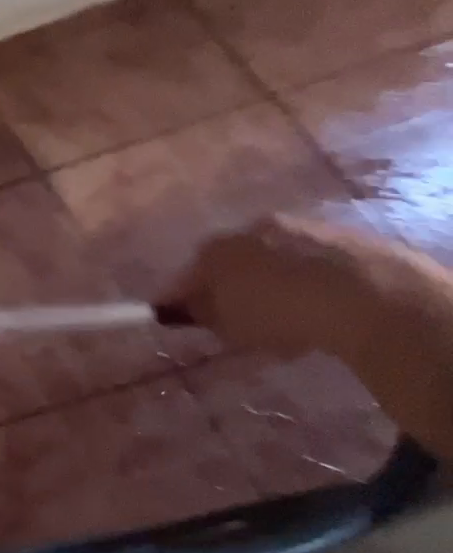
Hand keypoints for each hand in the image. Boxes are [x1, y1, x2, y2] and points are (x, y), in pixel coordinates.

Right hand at [165, 215, 452, 455]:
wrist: (373, 297)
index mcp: (214, 249)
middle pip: (230, 262)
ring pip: (272, 258)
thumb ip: (198, 314)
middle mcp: (251, 229)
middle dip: (228, 286)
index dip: (180, 301)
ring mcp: (301, 227)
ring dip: (270, 280)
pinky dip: (307, 278)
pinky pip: (311, 261)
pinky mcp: (344, 235)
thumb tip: (180, 308)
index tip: (180, 321)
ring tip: (283, 313)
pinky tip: (319, 303)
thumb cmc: (280, 313)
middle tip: (236, 317)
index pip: (183, 277)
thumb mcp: (226, 325)